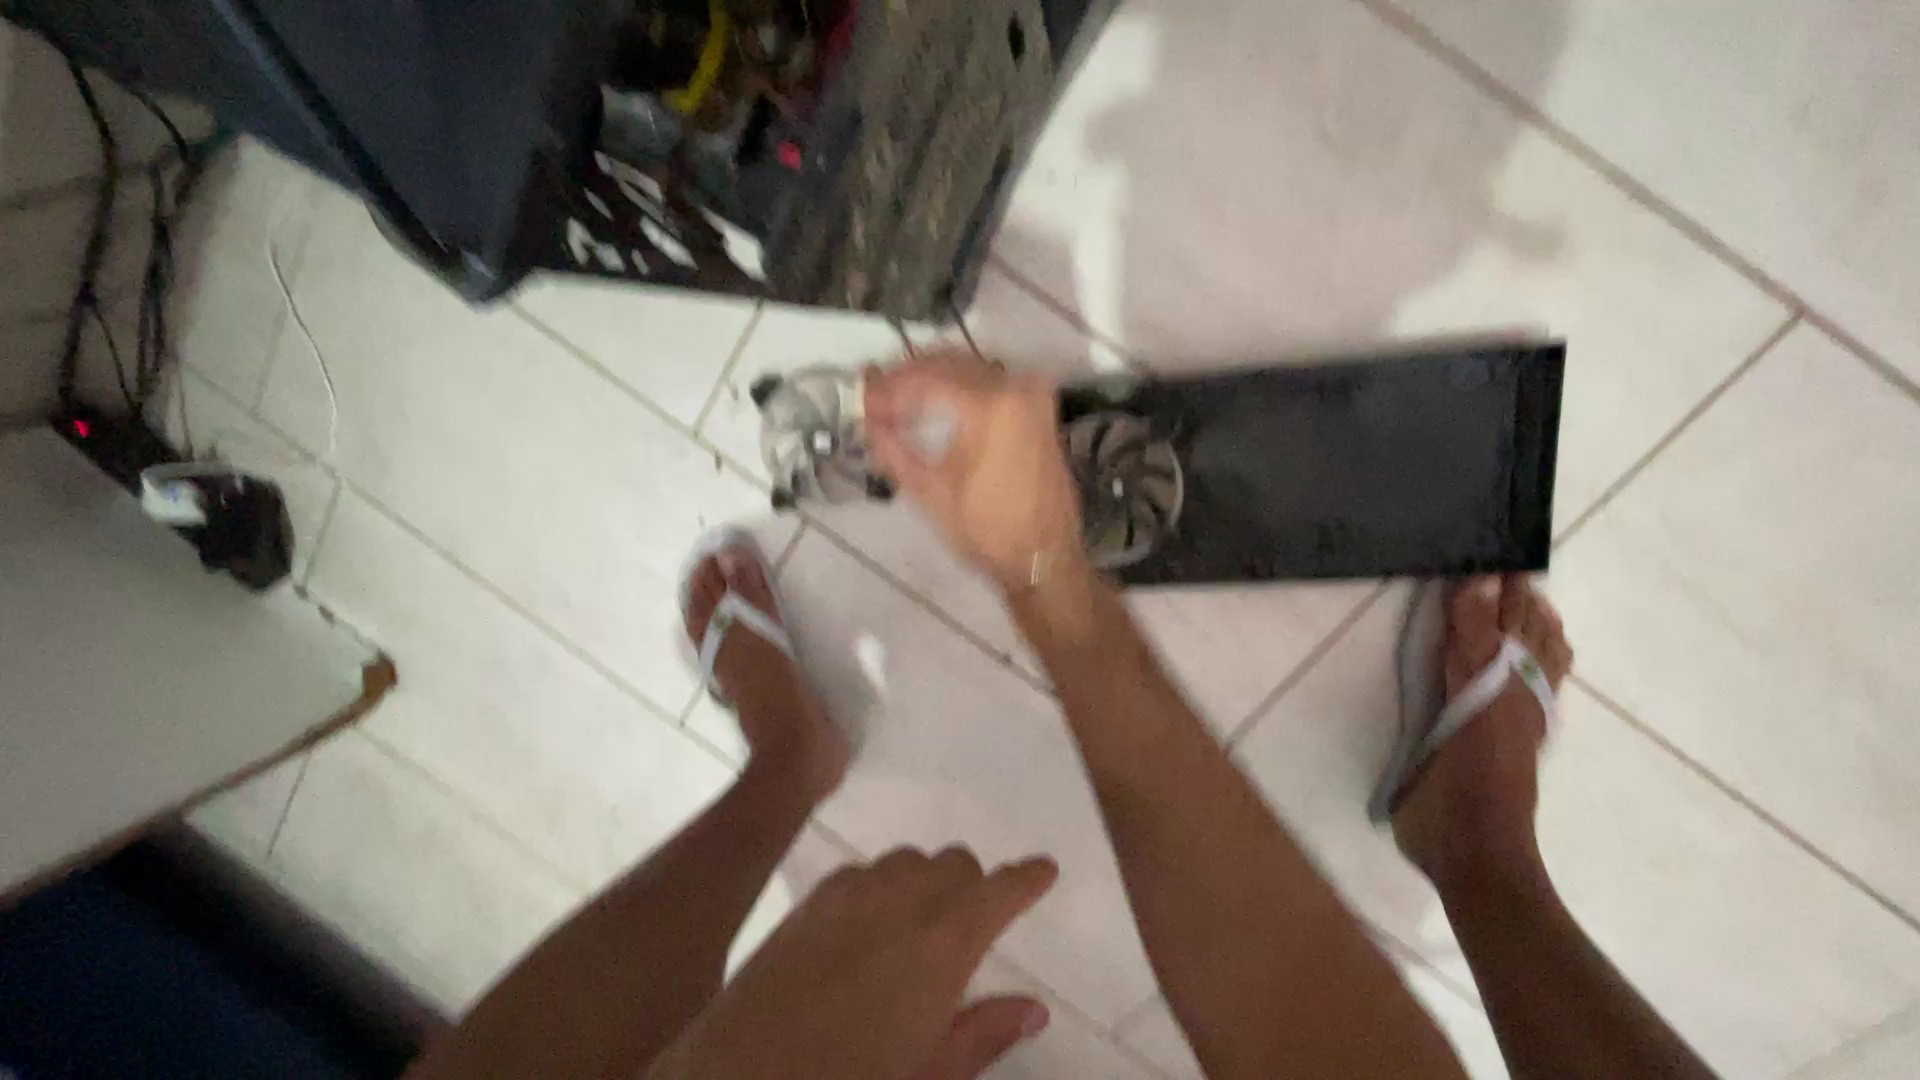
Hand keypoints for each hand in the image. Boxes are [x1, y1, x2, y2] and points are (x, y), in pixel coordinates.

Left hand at [647, 848, 1058, 1079]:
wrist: (739, 1078)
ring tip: (923, 920)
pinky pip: (864, 869)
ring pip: (910, 858)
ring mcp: (853, 894)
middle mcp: (902, 903)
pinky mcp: (812, 900)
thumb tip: (1033, 1008)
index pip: (999, 892)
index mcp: (943, 948)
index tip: (1045, 869)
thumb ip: (982, 1035)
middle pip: (956, 862)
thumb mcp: (927, 1076)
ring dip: (928, 878)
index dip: (1027, 878)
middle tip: (977, 919)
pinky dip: (883, 883)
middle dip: (976, 882)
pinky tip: (871, 920)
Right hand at [865, 350, 1088, 592]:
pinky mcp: (1042, 410)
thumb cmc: (987, 531)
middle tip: (877, 397)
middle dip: (909, 378)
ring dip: (935, 379)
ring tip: (901, 401)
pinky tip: (938, 405)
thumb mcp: (931, 493)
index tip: (862, 401)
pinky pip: (994, 384)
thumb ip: (894, 450)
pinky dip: (963, 388)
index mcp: (990, 404)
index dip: (889, 388)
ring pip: (972, 370)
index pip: (926, 378)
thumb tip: (868, 422)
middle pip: (950, 364)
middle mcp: (1016, 387)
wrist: (1045, 559)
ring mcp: (1034, 396)